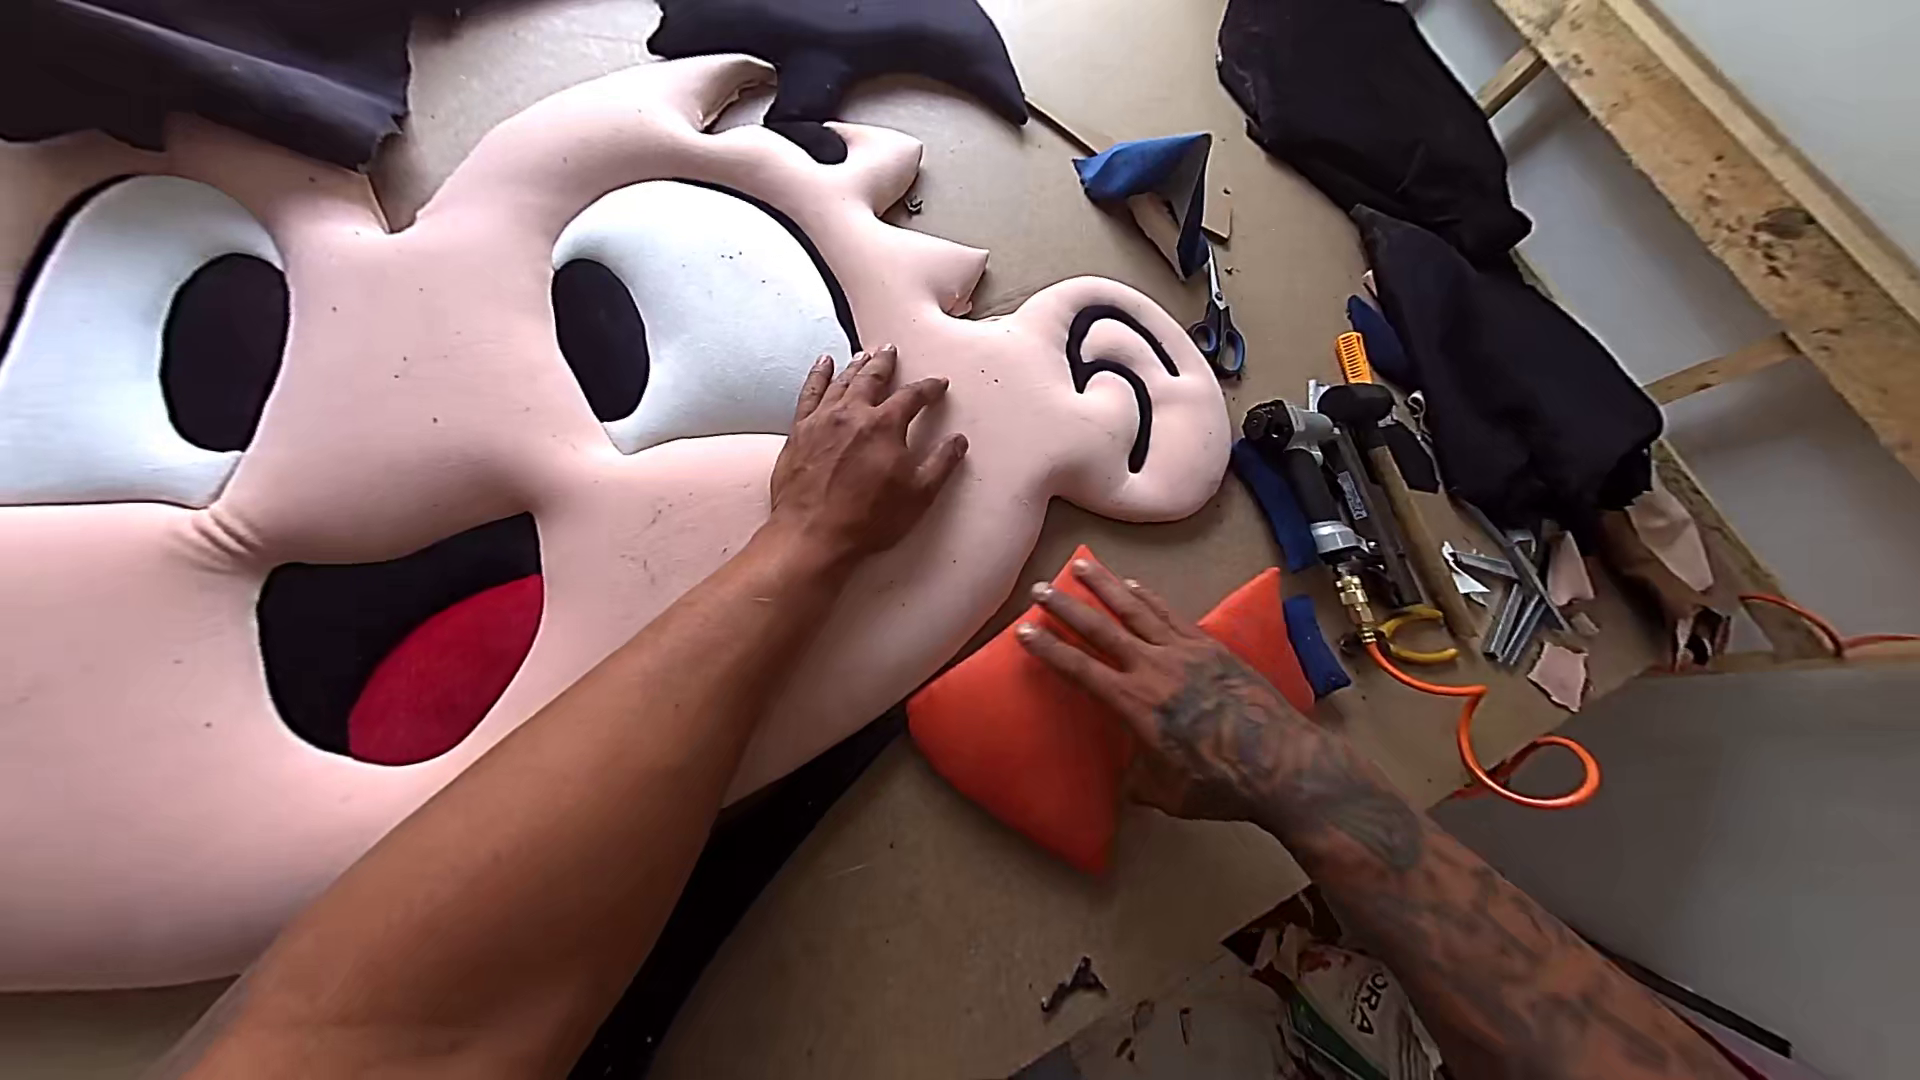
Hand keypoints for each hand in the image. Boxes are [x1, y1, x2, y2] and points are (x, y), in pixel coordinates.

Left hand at [766, 345, 968, 568]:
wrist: (813, 534)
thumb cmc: (868, 519)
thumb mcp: (918, 495)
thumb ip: (941, 464)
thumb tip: (958, 442)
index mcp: (885, 426)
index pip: (913, 396)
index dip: (928, 388)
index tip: (938, 384)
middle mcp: (853, 413)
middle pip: (872, 378)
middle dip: (885, 363)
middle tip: (891, 350)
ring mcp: (822, 420)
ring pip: (842, 381)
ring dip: (856, 366)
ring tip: (864, 355)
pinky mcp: (799, 431)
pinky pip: (809, 393)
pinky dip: (818, 375)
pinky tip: (823, 364)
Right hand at [1015, 559, 1321, 822]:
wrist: (1286, 767)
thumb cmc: (1222, 785)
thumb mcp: (1167, 794)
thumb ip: (1139, 781)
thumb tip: (1126, 782)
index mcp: (1134, 704)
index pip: (1079, 669)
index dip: (1048, 649)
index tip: (1024, 630)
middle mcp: (1153, 668)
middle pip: (1100, 629)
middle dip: (1066, 607)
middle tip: (1041, 588)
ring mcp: (1184, 652)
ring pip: (1135, 610)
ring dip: (1105, 586)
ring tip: (1083, 565)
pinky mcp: (1210, 646)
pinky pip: (1171, 614)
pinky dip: (1149, 597)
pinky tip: (1134, 585)